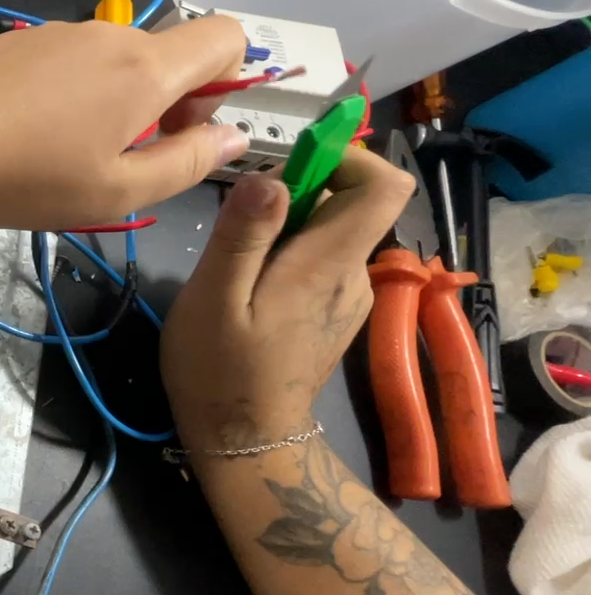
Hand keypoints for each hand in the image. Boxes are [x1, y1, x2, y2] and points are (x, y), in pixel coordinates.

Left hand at [0, 17, 250, 229]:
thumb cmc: (25, 182)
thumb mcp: (115, 193)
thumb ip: (187, 163)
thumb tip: (233, 135)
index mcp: (144, 67)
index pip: (227, 36)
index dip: (224, 80)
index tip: (179, 126)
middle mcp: (105, 33)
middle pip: (161, 54)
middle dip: (158, 99)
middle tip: (110, 153)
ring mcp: (52, 32)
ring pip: (106, 58)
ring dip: (103, 96)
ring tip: (53, 147)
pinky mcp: (11, 42)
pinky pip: (58, 59)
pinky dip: (58, 88)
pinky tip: (18, 129)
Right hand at [159, 147, 414, 455]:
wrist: (242, 435)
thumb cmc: (218, 368)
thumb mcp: (212, 300)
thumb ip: (241, 237)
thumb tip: (268, 177)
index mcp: (325, 265)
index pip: (382, 185)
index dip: (344, 158)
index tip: (284, 164)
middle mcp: (349, 273)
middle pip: (351, 205)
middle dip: (297, 192)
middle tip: (233, 217)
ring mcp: (343, 295)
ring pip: (328, 235)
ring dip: (283, 226)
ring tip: (227, 257)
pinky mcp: (328, 312)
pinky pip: (316, 262)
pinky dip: (284, 254)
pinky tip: (242, 284)